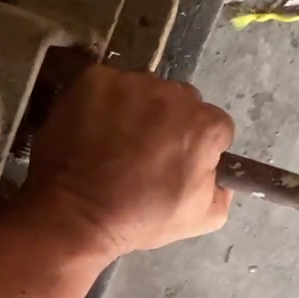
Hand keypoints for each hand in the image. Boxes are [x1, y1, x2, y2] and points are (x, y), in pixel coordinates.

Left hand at [10, 65, 234, 256]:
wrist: (75, 211)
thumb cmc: (138, 217)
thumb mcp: (200, 218)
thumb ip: (223, 188)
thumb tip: (218, 171)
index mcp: (205, 124)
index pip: (215, 127)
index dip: (198, 147)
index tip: (177, 164)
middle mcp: (173, 94)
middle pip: (181, 102)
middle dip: (169, 123)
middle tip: (144, 155)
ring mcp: (131, 83)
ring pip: (145, 92)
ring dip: (136, 111)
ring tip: (115, 144)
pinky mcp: (95, 79)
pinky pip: (110, 87)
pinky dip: (105, 104)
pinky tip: (94, 131)